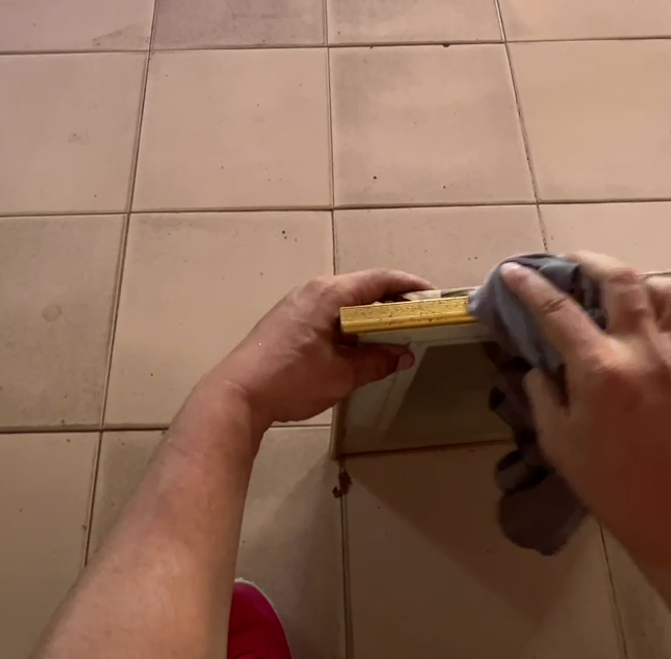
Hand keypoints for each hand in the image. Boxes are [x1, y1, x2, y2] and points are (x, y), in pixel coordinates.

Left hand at [205, 269, 431, 427]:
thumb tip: (404, 354)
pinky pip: (330, 311)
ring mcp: (299, 302)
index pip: (379, 279)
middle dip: (392, 302)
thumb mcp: (342, 374)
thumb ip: (376, 360)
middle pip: (363, 287)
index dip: (409, 285)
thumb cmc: (293, 378)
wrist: (238, 392)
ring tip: (395, 333)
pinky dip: (351, 322)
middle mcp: (315, 289)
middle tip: (419, 319)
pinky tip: (360, 344)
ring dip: (371, 314)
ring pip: (345, 301)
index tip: (432, 296)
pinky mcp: (289, 319)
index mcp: (330, 293)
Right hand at [501, 253, 670, 574]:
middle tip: (574, 262)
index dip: (529, 285)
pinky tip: (653, 334)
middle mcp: (645, 353)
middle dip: (590, 260)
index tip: (513, 270)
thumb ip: (543, 392)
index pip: (556, 309)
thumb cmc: (612, 486)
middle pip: (621, 279)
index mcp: (601, 371)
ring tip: (626, 291)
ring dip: (641, 282)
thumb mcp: (559, 441)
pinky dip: (666, 318)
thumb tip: (539, 362)